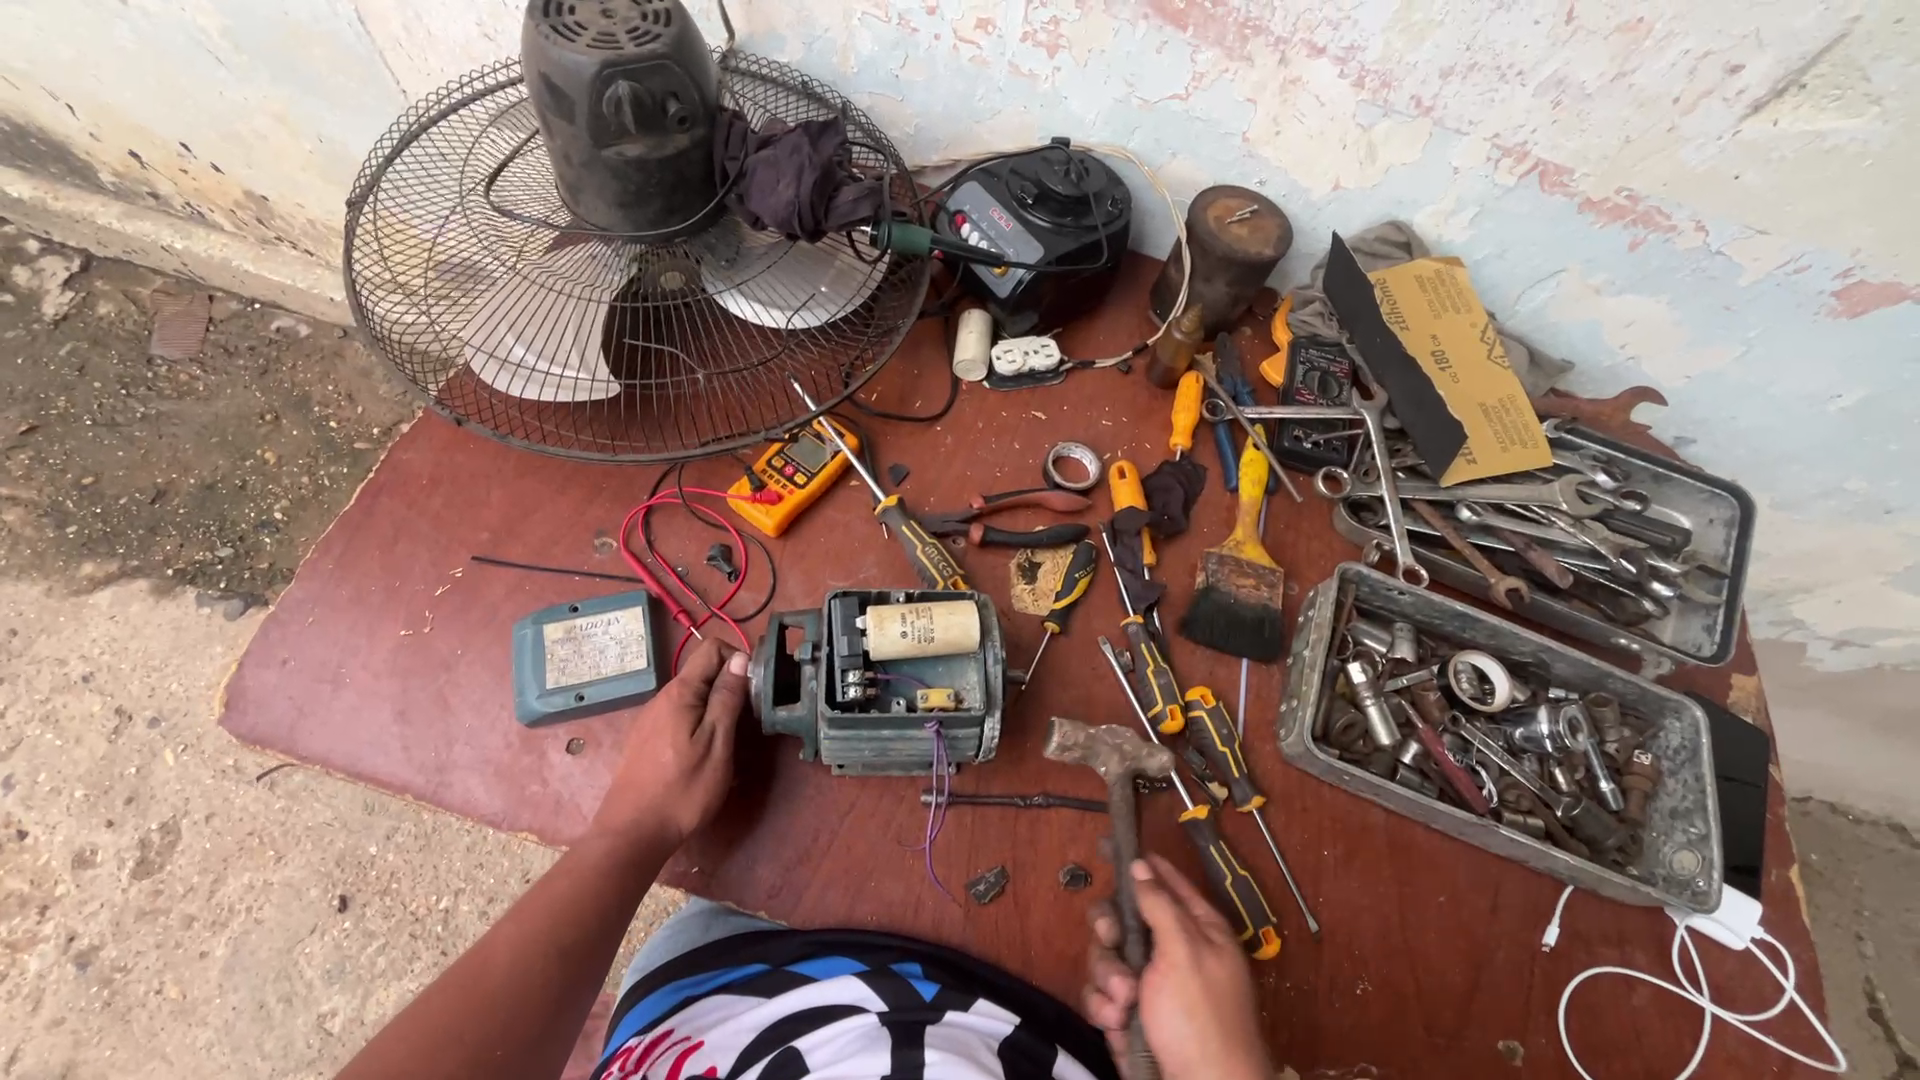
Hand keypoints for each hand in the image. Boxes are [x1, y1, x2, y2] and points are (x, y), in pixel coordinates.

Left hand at [588, 638, 747, 850]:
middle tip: (749, 720)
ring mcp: (651, 719)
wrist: (633, 834)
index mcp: (680, 693)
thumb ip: (727, 698)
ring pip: (693, 696)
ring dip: (716, 707)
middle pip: (702, 672)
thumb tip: (741, 659)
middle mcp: (662, 698)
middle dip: (730, 686)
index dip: (738, 659)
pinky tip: (705, 754)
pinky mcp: (647, 739)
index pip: (712, 649)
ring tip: (731, 739)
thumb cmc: (683, 789)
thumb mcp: (717, 743)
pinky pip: (680, 715)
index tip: (755, 688)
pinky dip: (700, 723)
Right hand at [1082, 856, 1272, 1079]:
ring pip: (1105, 956)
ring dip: (1108, 979)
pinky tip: (1118, 1024)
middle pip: (1121, 917)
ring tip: (1123, 1004)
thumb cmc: (1200, 1018)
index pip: (1162, 880)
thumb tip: (1140, 863)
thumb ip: (1159, 904)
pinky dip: (1105, 1008)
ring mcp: (1148, 985)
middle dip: (1110, 932)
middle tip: (1112, 939)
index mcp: (1196, 928)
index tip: (1105, 846)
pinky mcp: (1128, 1015)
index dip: (1137, 863)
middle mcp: (1170, 950)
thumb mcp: (1183, 952)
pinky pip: (1100, 994)